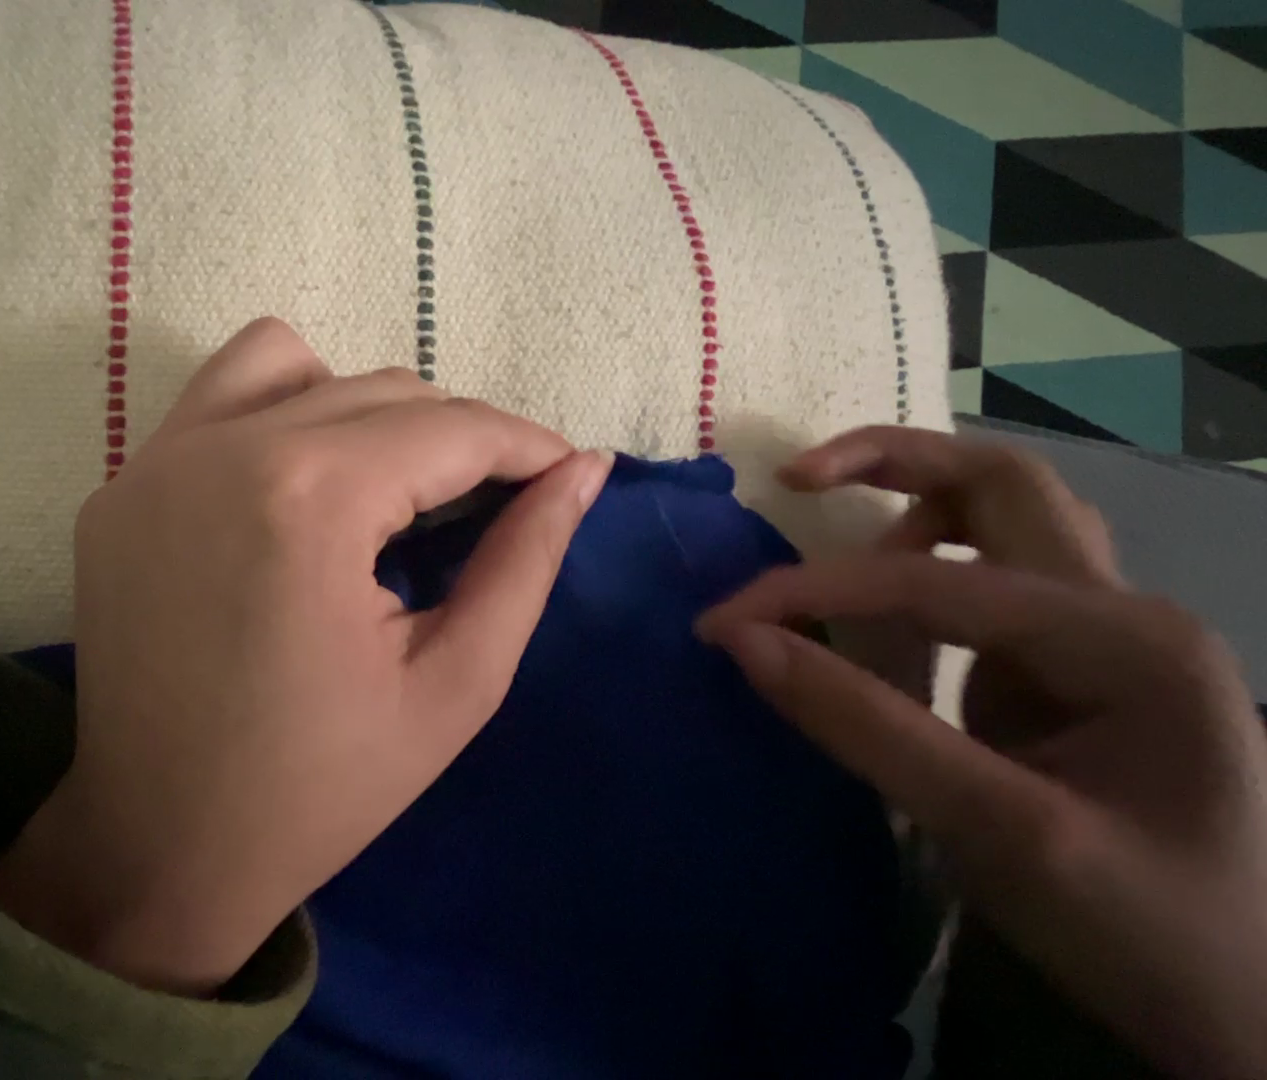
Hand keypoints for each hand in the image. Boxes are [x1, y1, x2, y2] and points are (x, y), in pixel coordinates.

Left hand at [0, 318, 610, 994]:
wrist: (160, 847)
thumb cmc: (320, 788)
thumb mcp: (454, 684)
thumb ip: (526, 561)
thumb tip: (582, 471)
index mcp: (309, 497)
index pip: (448, 427)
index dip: (523, 443)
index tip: (565, 471)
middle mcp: (219, 450)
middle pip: (375, 389)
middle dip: (452, 434)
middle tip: (489, 500)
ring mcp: (150, 465)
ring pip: (284, 365)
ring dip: (356, 405)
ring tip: (384, 486)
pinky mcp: (115, 494)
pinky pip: (210, 412)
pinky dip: (271, 422)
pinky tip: (295, 497)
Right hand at [698, 427, 1266, 1078]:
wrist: (1258, 1017)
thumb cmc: (1147, 929)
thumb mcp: (996, 831)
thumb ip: (862, 722)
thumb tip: (739, 640)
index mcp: (1125, 641)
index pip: (929, 580)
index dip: (808, 592)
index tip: (717, 626)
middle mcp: (1122, 611)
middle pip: (1000, 484)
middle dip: (888, 460)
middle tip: (790, 476)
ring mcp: (1101, 636)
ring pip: (1001, 517)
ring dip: (906, 502)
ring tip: (822, 524)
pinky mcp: (1068, 668)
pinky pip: (984, 577)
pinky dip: (911, 561)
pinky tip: (870, 603)